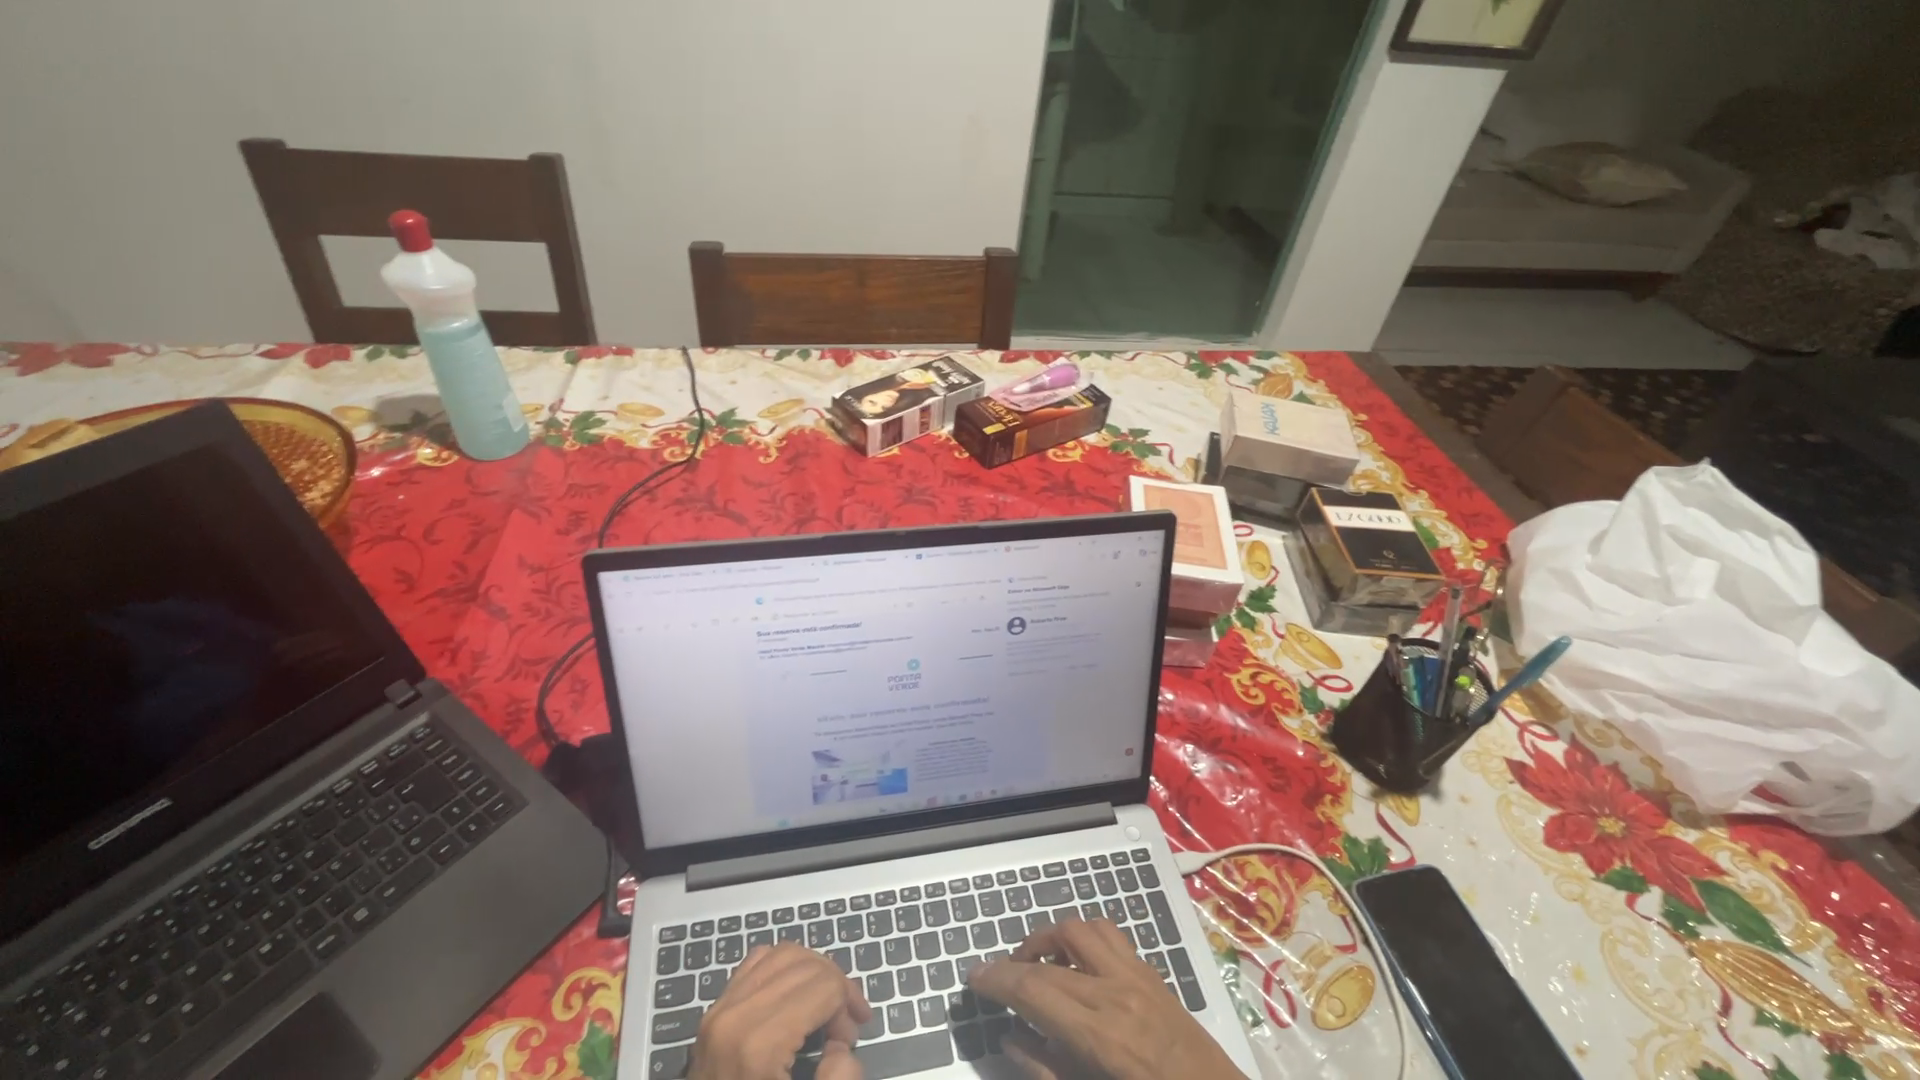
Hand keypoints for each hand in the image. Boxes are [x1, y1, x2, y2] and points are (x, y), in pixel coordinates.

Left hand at [689, 944, 872, 1079]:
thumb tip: (838, 1045)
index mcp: (761, 1044)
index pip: (824, 987)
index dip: (848, 1006)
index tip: (848, 1042)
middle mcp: (737, 1015)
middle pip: (806, 966)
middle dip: (837, 986)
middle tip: (847, 1025)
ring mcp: (719, 1009)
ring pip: (782, 954)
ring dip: (814, 970)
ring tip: (828, 1002)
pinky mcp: (712, 1011)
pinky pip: (756, 962)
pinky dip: (784, 967)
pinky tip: (795, 993)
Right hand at [970, 919, 1245, 1079]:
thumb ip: (1045, 1069)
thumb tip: (1009, 1036)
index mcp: (1101, 1034)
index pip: (1033, 989)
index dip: (997, 980)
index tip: (973, 978)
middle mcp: (1117, 993)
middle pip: (1050, 957)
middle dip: (1012, 963)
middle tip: (995, 977)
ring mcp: (1139, 977)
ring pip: (1081, 929)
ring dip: (1050, 939)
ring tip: (1037, 963)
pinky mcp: (1153, 973)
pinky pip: (1111, 936)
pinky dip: (1083, 938)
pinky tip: (1076, 963)